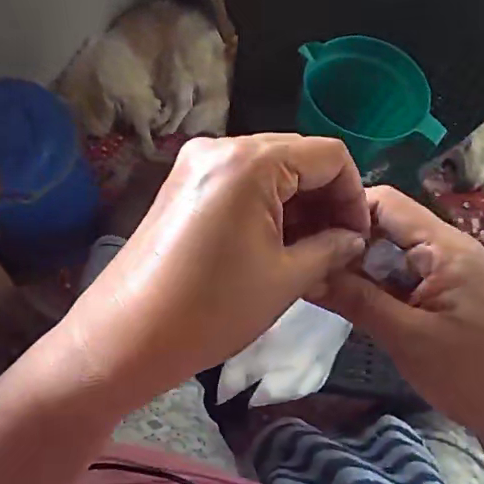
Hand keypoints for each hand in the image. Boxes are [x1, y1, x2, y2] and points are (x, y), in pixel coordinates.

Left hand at [56, 134, 369, 404]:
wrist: (126, 336)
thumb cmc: (211, 308)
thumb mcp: (286, 279)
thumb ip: (331, 248)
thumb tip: (353, 238)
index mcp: (250, 161)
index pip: (328, 155)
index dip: (354, 195)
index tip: (357, 238)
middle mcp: (219, 148)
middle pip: (296, 157)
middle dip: (324, 200)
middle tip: (336, 248)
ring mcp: (194, 164)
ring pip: (267, 171)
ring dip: (295, 205)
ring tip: (307, 252)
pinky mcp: (179, 186)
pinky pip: (237, 184)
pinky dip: (263, 206)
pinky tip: (272, 244)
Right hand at [316, 186, 483, 428]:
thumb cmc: (471, 376)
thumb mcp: (404, 336)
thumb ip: (354, 299)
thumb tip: (304, 273)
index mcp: (446, 247)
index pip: (385, 202)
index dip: (343, 210)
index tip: (306, 232)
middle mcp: (450, 247)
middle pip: (387, 223)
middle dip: (346, 238)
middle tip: (305, 259)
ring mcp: (452, 269)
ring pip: (393, 249)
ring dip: (359, 262)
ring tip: (319, 277)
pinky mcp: (449, 291)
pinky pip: (405, 272)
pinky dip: (377, 281)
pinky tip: (351, 296)